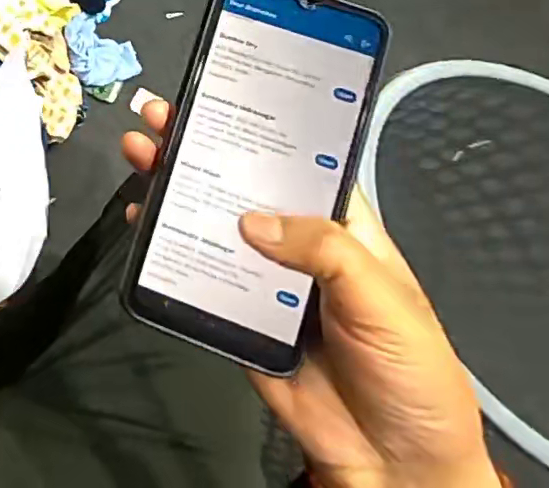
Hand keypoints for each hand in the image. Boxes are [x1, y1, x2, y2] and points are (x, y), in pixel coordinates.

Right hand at [122, 100, 497, 487]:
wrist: (390, 463)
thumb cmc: (409, 369)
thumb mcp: (385, 300)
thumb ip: (325, 252)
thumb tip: (251, 222)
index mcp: (337, 223)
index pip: (294, 161)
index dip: (257, 128)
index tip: (217, 97)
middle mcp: (292, 236)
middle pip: (240, 180)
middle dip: (198, 144)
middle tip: (158, 115)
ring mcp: (259, 269)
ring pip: (210, 214)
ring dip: (173, 181)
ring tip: (139, 152)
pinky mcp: (232, 302)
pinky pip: (194, 264)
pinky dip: (163, 238)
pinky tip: (140, 215)